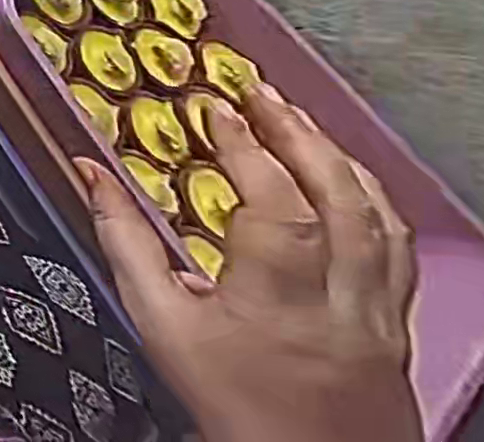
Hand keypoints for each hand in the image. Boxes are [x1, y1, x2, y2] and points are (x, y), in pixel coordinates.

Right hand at [77, 84, 418, 441]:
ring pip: (380, 222)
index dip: (247, 151)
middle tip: (260, 92)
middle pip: (343, 205)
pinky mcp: (396, 319)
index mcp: (278, 299)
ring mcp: (382, 311)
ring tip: (296, 117)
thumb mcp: (154, 314)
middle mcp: (344, 300)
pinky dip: (365, 194)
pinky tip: (338, 172)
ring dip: (337, 158)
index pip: (278, 210)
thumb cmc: (222, 390)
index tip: (214, 107)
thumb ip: (120, 237)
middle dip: (300, 137)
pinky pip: (394, 245)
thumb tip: (87, 169)